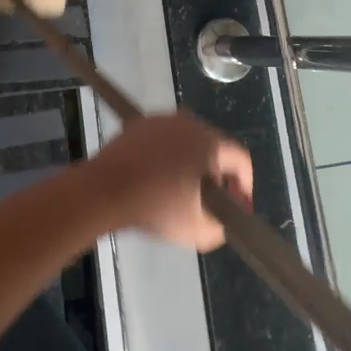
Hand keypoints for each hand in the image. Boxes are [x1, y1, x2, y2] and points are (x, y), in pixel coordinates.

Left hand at [85, 112, 252, 252]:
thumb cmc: (156, 206)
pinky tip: (160, 179)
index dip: (245, 186)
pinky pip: (165, 140)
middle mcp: (187, 122)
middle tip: (212, 203)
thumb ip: (221, 226)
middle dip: (219, 176)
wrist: (104, 189)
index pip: (241, 159)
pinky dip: (169, 157)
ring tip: (184, 193)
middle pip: (216, 148)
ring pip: (189, 142)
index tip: (237, 209)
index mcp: (208, 142)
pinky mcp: (139, 124)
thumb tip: (222, 219)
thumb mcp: (199, 231)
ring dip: (193, 165)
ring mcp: (160, 120)